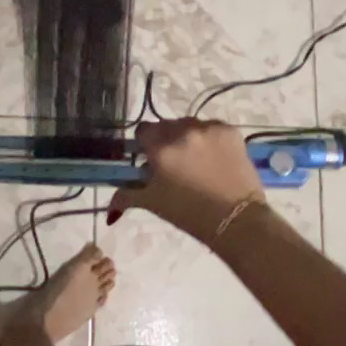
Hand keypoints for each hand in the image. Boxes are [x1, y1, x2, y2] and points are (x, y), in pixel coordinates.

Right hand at [108, 119, 263, 242]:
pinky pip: (212, 127)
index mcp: (160, 149)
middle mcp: (183, 132)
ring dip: (188, 137)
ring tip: (197, 161)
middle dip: (167, 140)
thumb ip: (126, 196)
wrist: (237, 221)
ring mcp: (209, 129)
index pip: (143, 131)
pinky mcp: (230, 131)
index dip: (145, 144)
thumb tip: (108, 208)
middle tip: (175, 163)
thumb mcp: (153, 203)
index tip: (151, 158)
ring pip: (190, 124)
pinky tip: (215, 158)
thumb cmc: (189, 214)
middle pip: (166, 126)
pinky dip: (210, 139)